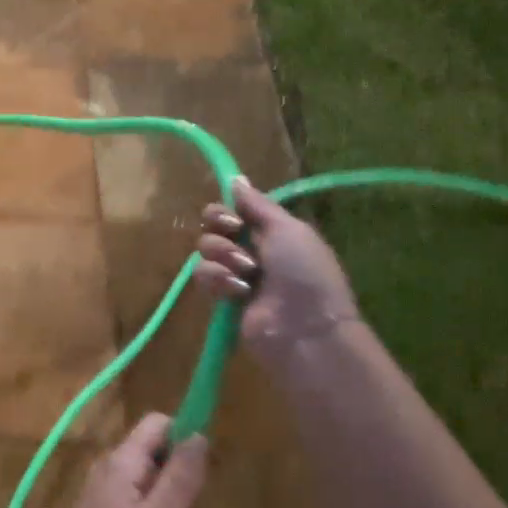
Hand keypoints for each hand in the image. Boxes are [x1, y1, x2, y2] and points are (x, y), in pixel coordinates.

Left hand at [30, 413, 207, 507]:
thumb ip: (179, 480)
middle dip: (179, 472)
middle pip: (154, 449)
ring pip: (149, 476)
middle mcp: (110, 466)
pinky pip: (138, 498)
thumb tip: (199, 434)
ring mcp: (104, 490)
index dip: (185, 435)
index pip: (158, 423)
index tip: (205, 471)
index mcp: (122, 459)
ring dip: (170, 497)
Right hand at [193, 177, 358, 351]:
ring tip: (246, 275)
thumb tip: (236, 178)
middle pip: (212, 226)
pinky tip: (238, 292)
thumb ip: (258, 204)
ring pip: (204, 249)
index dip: (225, 211)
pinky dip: (218, 280)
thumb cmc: (304, 273)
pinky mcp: (221, 297)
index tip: (235, 220)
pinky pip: (203, 276)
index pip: (232, 209)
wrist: (304, 329)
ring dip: (223, 257)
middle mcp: (250, 249)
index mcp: (270, 232)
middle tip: (236, 240)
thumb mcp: (288, 229)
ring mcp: (235, 274)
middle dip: (219, 231)